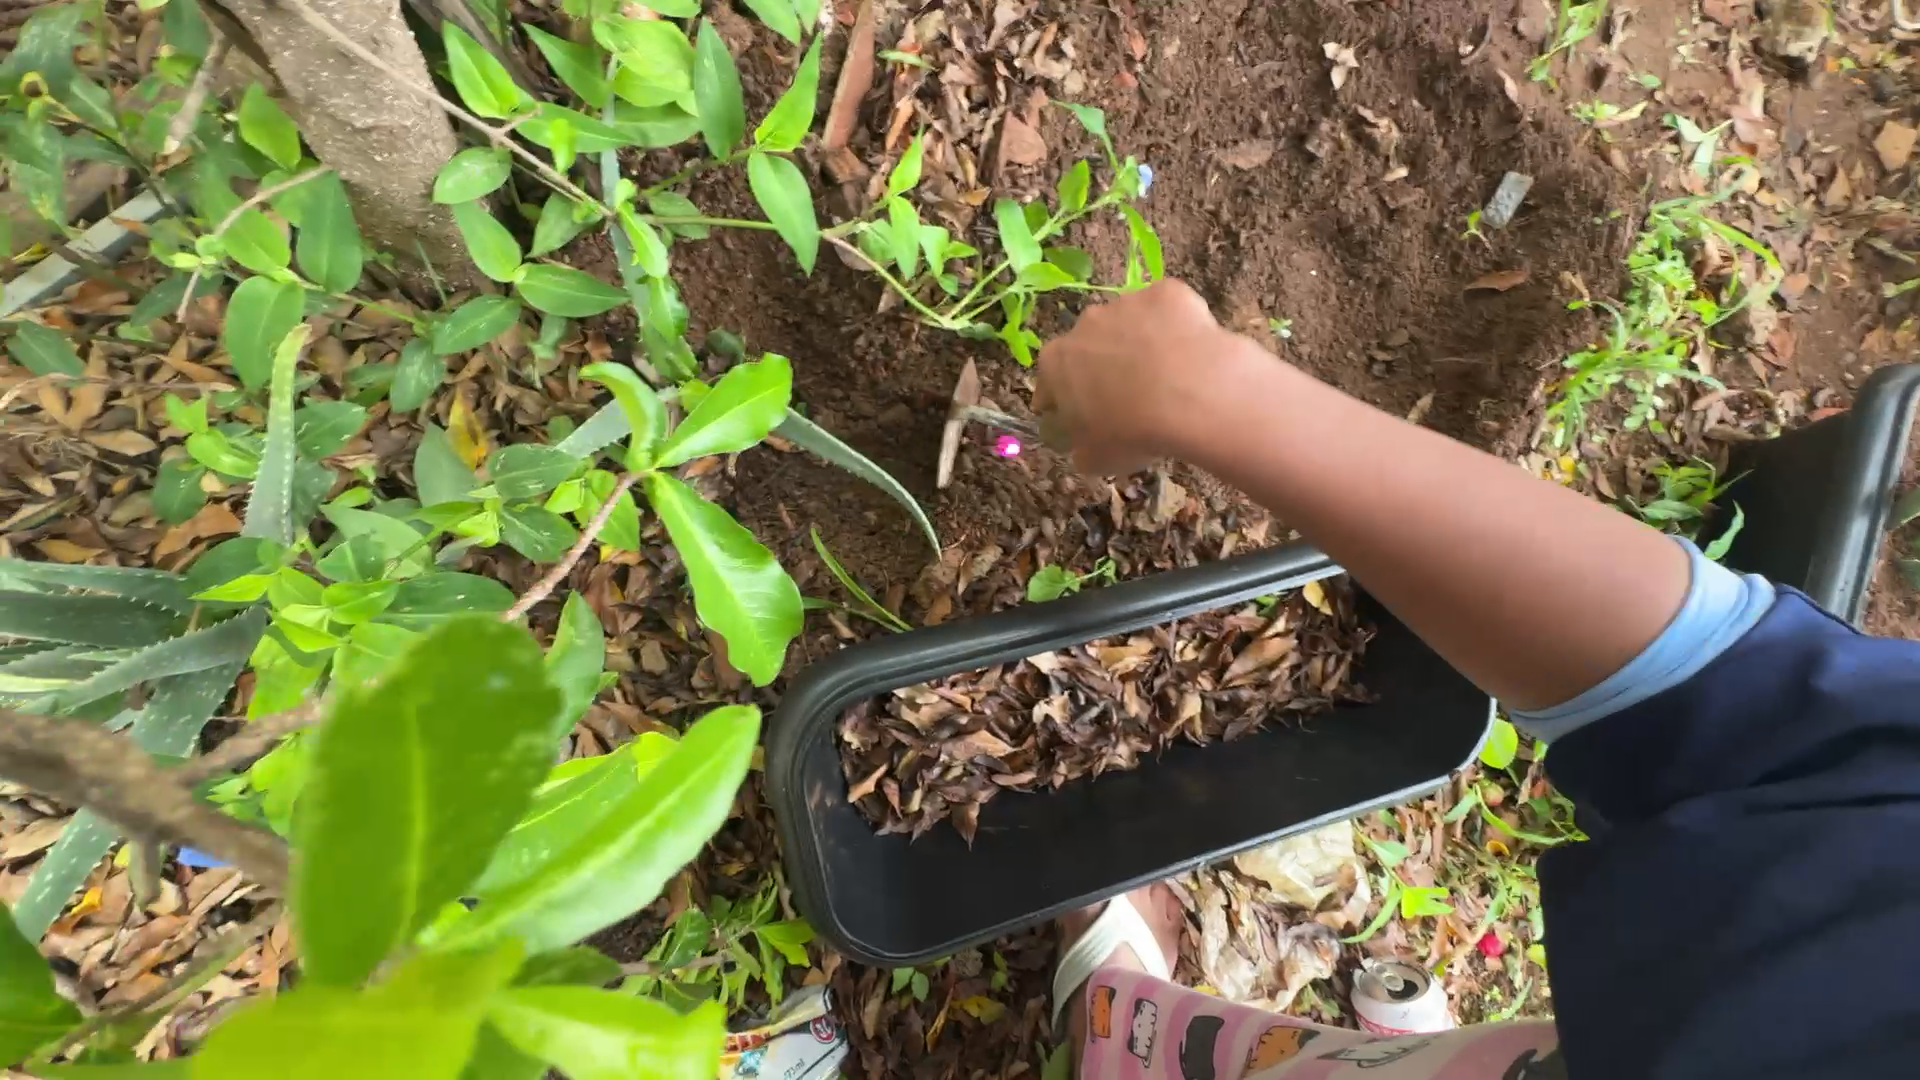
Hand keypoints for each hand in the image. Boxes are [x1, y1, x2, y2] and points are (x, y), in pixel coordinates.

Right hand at [1032, 279, 1266, 473]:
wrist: (1192, 397)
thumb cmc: (1132, 433)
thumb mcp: (1094, 459)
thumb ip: (1080, 448)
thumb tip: (1084, 446)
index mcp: (1056, 362)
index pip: (1049, 382)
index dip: (1064, 402)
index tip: (1082, 417)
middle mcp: (1084, 324)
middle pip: (1089, 346)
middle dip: (1102, 367)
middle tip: (1128, 398)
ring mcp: (1126, 302)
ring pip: (1129, 324)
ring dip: (1139, 344)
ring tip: (1166, 377)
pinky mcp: (1166, 292)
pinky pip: (1166, 310)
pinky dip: (1175, 326)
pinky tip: (1189, 353)